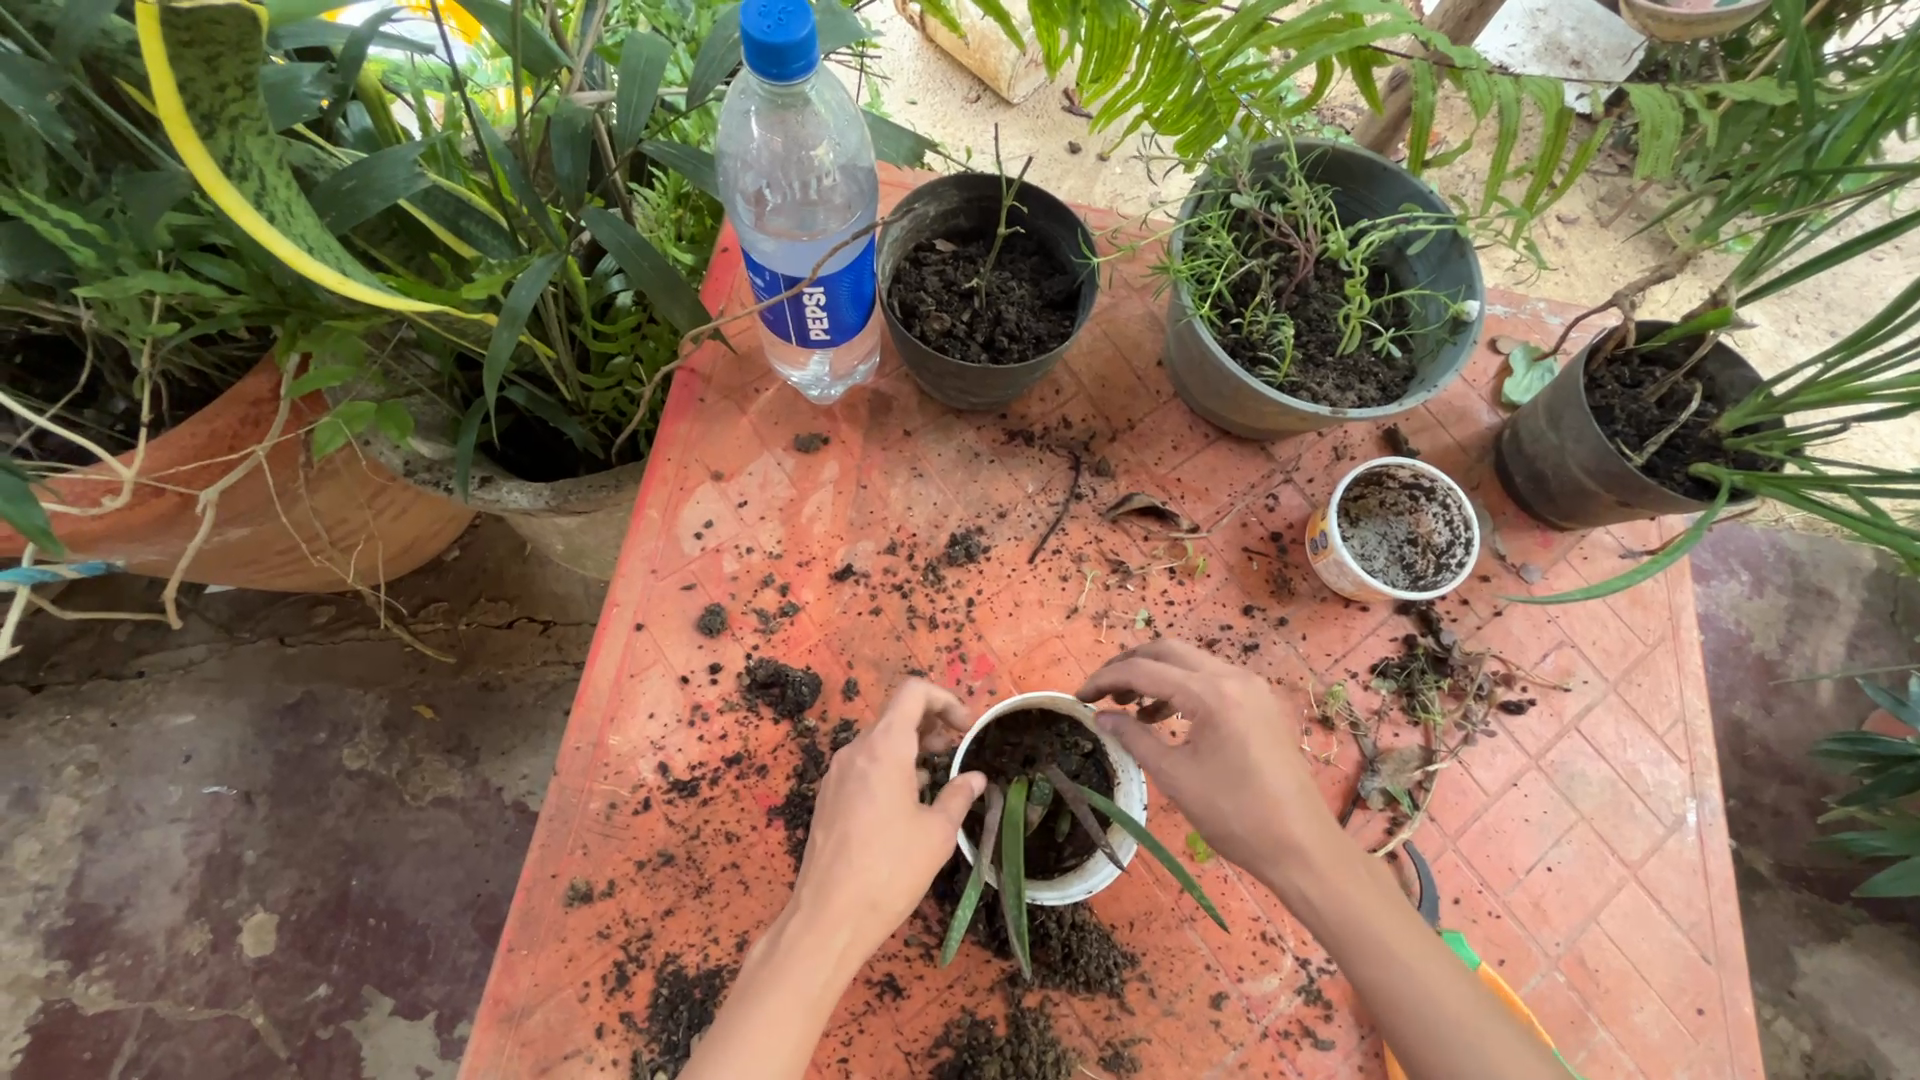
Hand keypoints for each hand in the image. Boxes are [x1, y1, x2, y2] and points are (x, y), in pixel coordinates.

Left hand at [787, 679, 985, 961]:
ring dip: (911, 749)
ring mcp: (837, 773)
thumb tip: (975, 778)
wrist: (828, 916)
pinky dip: (889, 768)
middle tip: (956, 751)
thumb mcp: (937, 833)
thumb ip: (957, 796)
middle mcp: (856, 750)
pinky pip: (863, 766)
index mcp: (884, 747)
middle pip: (895, 716)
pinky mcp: (828, 797)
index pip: (913, 692)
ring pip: (879, 742)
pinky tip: (906, 802)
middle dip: (931, 726)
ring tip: (936, 778)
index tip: (965, 727)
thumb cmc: (890, 870)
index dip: (945, 699)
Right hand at [1077, 639, 1340, 879]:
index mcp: (1211, 693)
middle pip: (1167, 651)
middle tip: (1100, 691)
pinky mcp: (1259, 703)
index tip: (1079, 696)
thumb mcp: (1175, 777)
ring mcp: (1251, 687)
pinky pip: (1210, 679)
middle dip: (1128, 665)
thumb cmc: (1235, 816)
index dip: (1105, 679)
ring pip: (1189, 661)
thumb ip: (1134, 738)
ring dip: (1154, 675)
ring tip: (1126, 705)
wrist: (1302, 846)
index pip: (1144, 670)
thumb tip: (1101, 717)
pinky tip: (1162, 716)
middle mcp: (1233, 677)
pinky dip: (1180, 688)